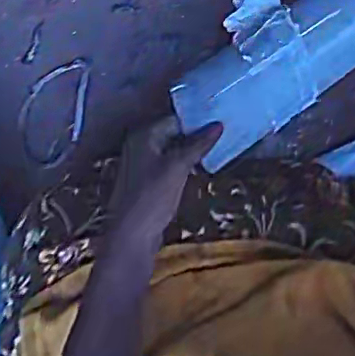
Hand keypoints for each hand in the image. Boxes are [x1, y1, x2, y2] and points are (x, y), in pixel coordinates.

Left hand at [103, 117, 222, 252]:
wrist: (131, 238)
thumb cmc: (152, 196)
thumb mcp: (179, 166)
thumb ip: (199, 143)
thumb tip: (218, 124)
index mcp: (144, 134)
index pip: (176, 117)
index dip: (198, 118)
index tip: (220, 117)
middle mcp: (140, 144)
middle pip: (174, 131)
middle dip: (196, 133)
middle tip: (223, 130)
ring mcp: (142, 163)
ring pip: (172, 147)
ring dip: (192, 148)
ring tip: (217, 145)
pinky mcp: (147, 180)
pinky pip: (169, 162)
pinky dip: (184, 161)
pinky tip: (201, 163)